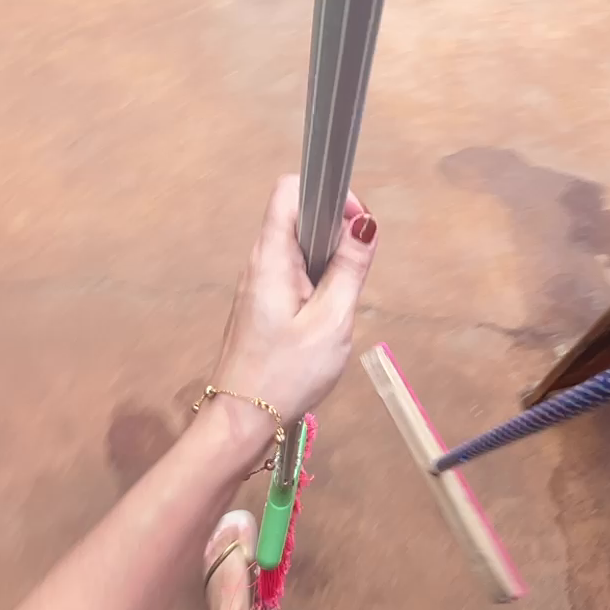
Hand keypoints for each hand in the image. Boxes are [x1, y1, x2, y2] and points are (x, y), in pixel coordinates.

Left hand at [211, 175, 378, 424]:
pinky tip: (324, 315)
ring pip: (298, 248)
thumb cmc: (286, 373)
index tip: (357, 227)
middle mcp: (259, 262)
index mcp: (270, 257)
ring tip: (341, 300)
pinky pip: (293, 273)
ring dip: (328, 261)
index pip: (291, 191)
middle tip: (355, 273)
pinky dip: (316, 281)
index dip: (329, 194)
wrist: (243, 419)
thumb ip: (350, 269)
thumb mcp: (331, 321)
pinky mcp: (261, 303)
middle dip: (336, 233)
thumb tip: (366, 224)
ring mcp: (257, 283)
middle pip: (298, 217)